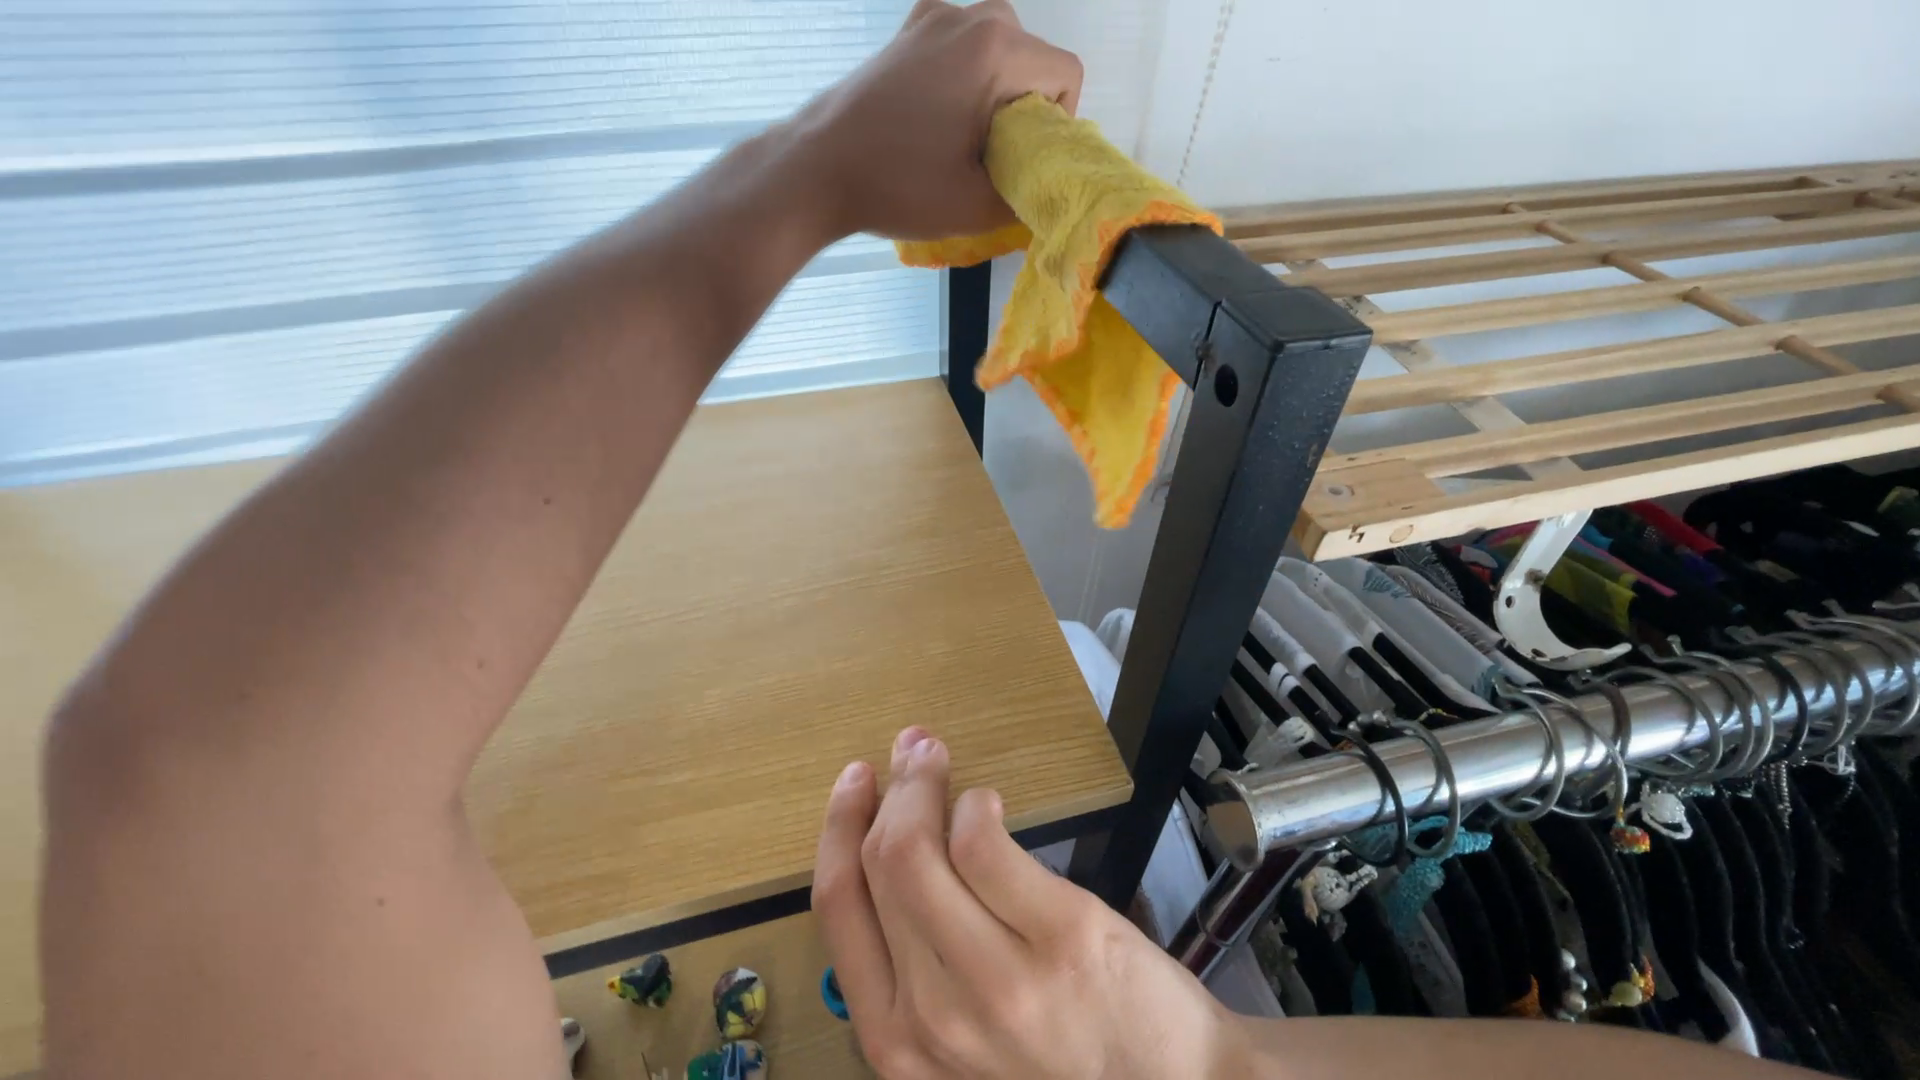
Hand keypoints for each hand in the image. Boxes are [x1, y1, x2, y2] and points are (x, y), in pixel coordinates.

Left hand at [785, 0, 1082, 239]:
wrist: (815, 169)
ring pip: (997, 51)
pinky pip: (960, 49)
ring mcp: (932, 17)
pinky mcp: (906, 32)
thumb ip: (1028, 196)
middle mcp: (968, 15)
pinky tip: (937, 120)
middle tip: (992, 155)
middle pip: (1032, 58)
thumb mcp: (976, 206)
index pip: (1065, 73)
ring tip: (962, 141)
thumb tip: (1045, 191)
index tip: (1023, 160)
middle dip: (1025, 108)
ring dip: (995, 95)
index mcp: (994, 48)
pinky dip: (964, 80)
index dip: (1057, 124)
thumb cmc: (897, 185)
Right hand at [812, 726, 1253, 1078]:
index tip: (856, 786)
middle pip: (879, 864)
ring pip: (916, 848)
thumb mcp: (959, 1044)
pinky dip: (974, 806)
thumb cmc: (1054, 1059)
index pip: (836, 906)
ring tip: (936, 760)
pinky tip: (987, 802)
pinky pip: (983, 843)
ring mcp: (997, 979)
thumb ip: (914, 974)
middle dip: (887, 791)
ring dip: (920, 784)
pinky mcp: (1060, 936)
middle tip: (908, 753)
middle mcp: (932, 1014)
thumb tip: (884, 862)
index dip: (838, 829)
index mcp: (894, 1039)